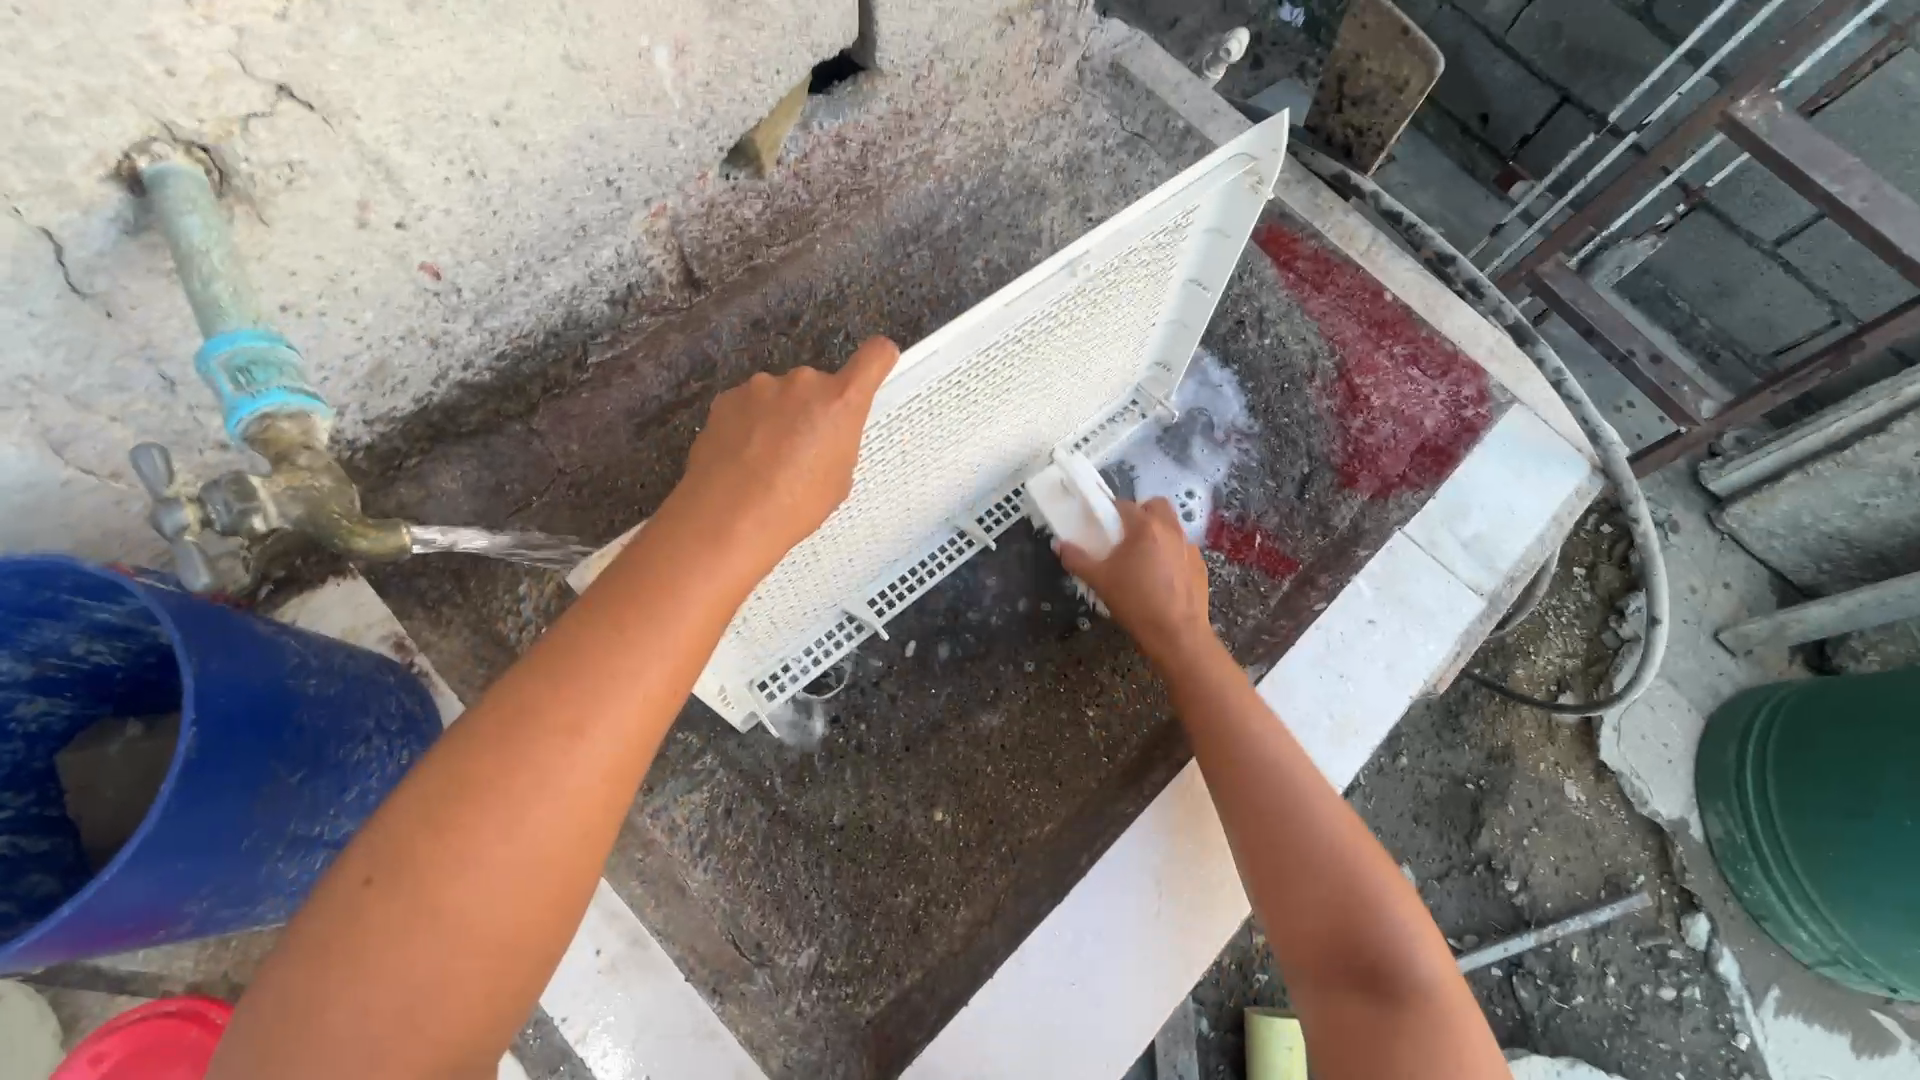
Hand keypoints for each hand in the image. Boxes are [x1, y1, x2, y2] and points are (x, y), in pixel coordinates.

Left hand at [668, 336, 898, 571]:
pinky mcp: (728, 398)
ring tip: (768, 461)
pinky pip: (750, 405)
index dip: (879, 360)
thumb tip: (824, 435)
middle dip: (815, 411)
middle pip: (819, 386)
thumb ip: (839, 441)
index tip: (878, 365)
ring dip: (780, 417)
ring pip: (781, 396)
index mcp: (840, 401)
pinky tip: (744, 458)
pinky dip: (750, 424)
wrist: (728, 518)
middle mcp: (803, 383)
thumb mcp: (838, 479)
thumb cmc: (794, 506)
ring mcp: (761, 387)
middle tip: (805, 451)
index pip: (875, 356)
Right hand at [1059, 497, 1217, 668]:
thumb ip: (1077, 559)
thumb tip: (1060, 545)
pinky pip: (1183, 548)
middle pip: (1156, 504)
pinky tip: (1163, 577)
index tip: (1103, 527)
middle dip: (1141, 512)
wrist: (1176, 634)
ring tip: (1144, 558)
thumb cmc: (1135, 602)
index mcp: (1145, 527)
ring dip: (1158, 531)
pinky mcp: (1201, 565)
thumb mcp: (1099, 581)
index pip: (1125, 505)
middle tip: (1127, 535)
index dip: (1111, 512)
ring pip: (1173, 525)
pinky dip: (1172, 553)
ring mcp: (1190, 546)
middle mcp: (1171, 529)